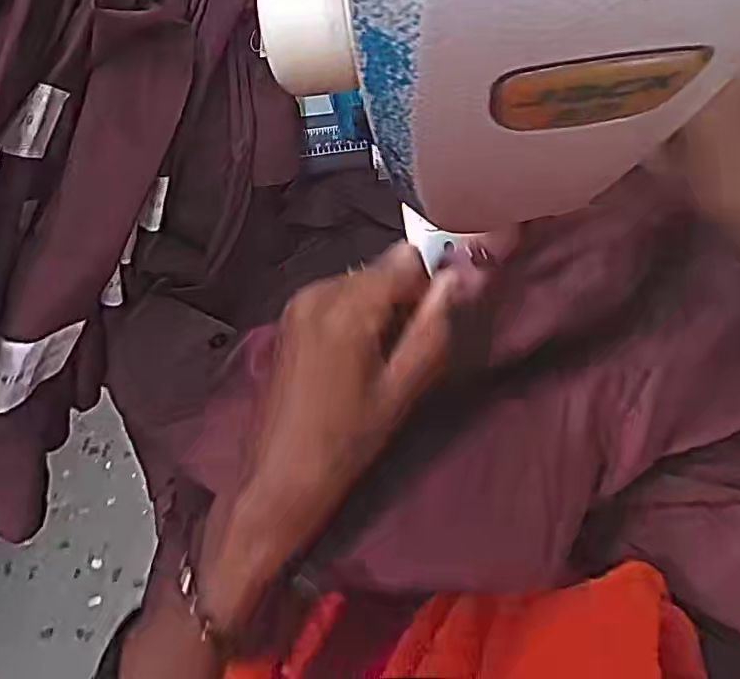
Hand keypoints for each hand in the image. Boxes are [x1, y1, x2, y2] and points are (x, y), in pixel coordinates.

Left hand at [199, 245, 480, 630]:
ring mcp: (300, 301)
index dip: (429, 286)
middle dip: (404, 297)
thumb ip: (433, 329)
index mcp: (346, 307)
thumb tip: (459, 279)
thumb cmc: (346, 442)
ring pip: (362, 279)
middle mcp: (318, 291)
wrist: (280, 477)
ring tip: (379, 356)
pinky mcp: (291, 314)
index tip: (435, 320)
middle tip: (405, 347)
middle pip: (382, 268)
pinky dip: (357, 311)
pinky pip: (339, 293)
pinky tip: (356, 354)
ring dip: (381, 305)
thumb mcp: (400, 390)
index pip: (406, 262)